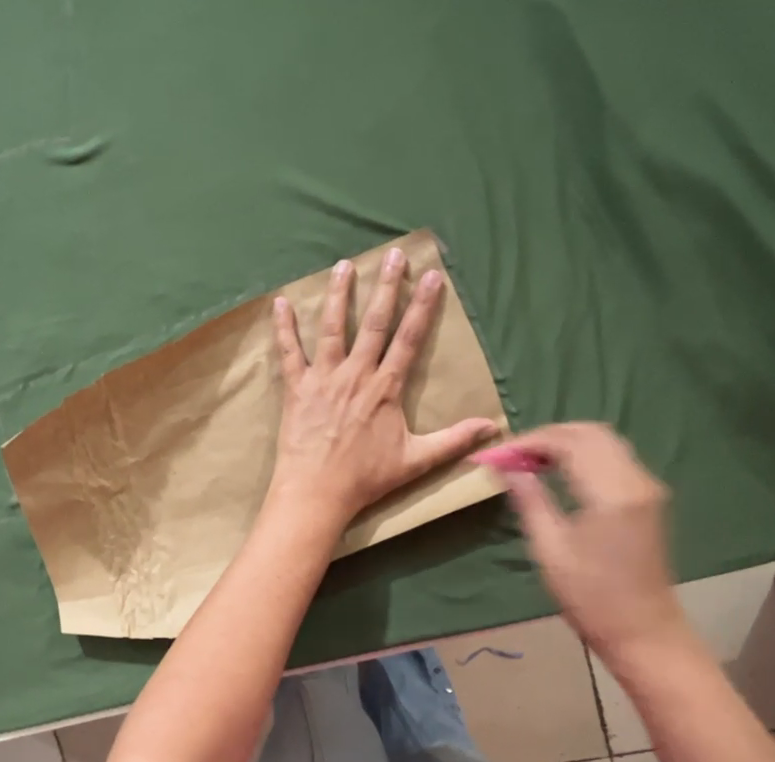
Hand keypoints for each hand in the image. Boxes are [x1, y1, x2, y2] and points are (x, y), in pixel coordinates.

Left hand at [267, 248, 499, 527]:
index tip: (432, 275)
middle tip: (392, 255)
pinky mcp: (295, 389)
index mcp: (385, 387)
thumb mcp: (416, 461)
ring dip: (337, 295)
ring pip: (331, 328)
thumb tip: (494, 428)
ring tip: (343, 267)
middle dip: (385, 286)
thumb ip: (453, 440)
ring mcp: (323, 379)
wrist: (317, 492)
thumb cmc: (365, 478)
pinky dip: (283, 328)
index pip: (409, 338)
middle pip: (373, 322)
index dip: (422, 306)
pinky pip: (288, 353)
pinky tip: (280, 303)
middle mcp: (355, 374)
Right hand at [471, 423, 693, 664]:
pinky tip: (557, 472)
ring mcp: (647, 488)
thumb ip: (530, 501)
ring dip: (566, 442)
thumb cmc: (590, 596)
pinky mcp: (648, 498)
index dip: (529, 442)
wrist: (642, 629)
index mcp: (611, 493)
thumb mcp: (549, 549)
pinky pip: (613, 458)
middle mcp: (636, 481)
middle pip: (591, 433)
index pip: (569, 443)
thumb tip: (508, 469)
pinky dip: (582, 454)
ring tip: (529, 462)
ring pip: (605, 441)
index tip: (496, 455)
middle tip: (511, 455)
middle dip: (548, 436)